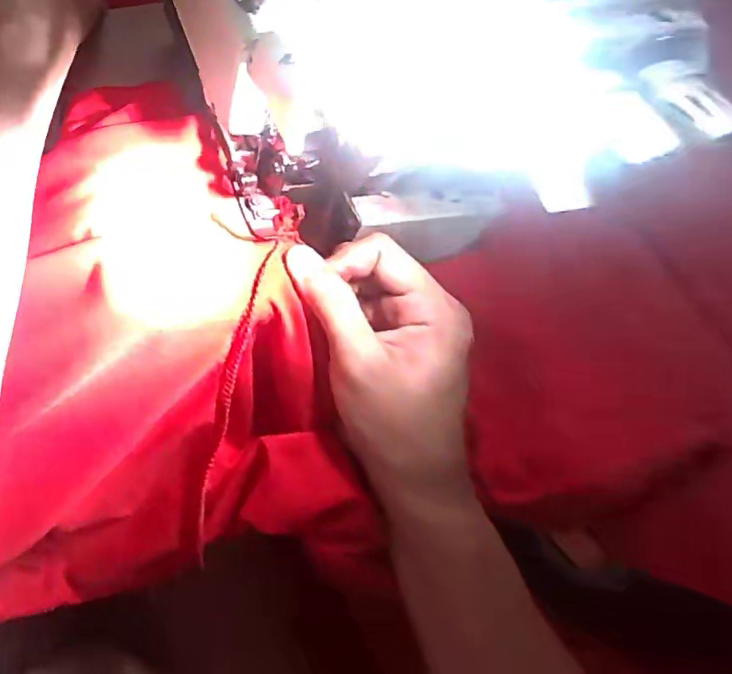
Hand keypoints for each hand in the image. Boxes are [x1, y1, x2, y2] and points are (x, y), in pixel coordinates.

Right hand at [286, 235, 474, 511]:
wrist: (414, 481)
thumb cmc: (389, 423)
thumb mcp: (355, 359)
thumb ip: (329, 301)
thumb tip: (296, 252)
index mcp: (436, 307)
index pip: (381, 250)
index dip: (341, 262)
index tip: (314, 291)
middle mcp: (435, 305)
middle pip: (375, 262)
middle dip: (338, 278)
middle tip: (315, 309)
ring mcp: (422, 321)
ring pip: (368, 281)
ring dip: (339, 295)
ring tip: (323, 324)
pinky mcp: (407, 335)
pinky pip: (370, 303)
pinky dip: (345, 311)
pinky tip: (334, 335)